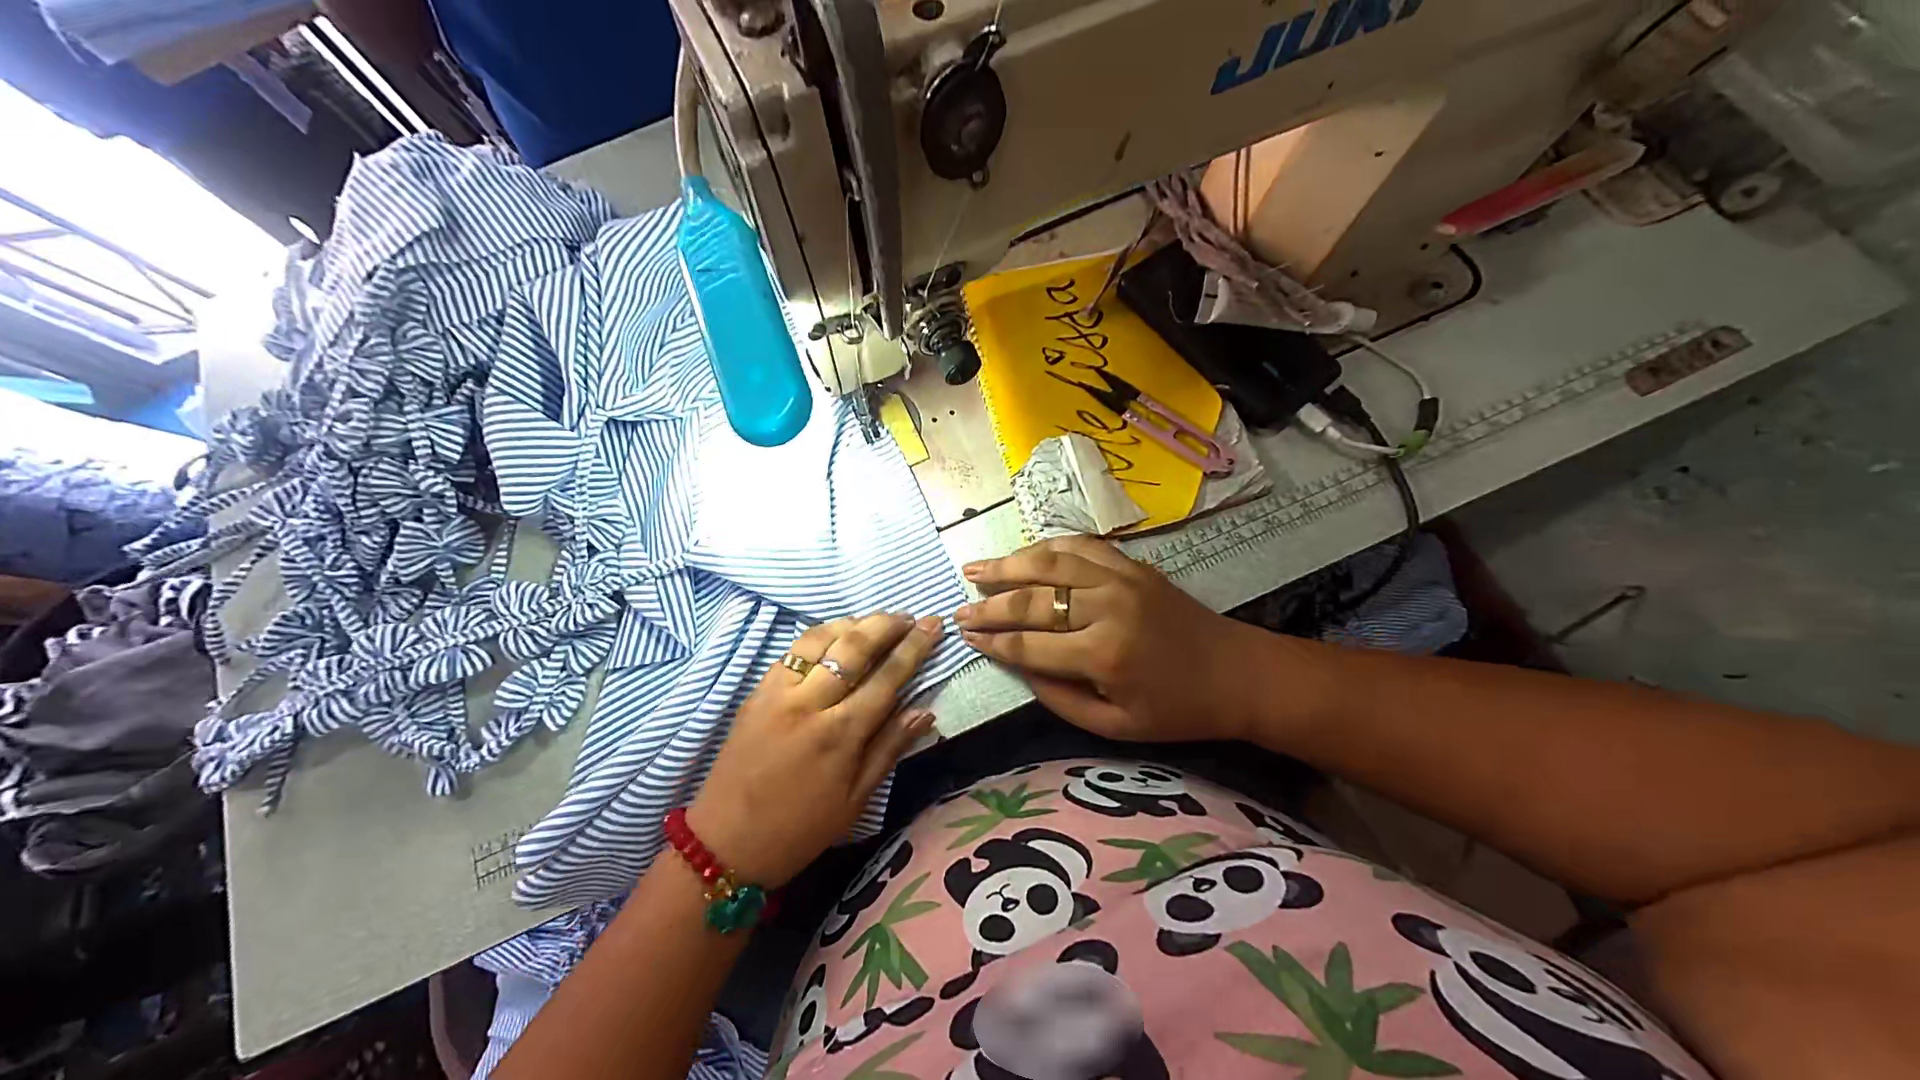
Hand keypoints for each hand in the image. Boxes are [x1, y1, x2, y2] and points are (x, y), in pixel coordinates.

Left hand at [687, 613, 942, 888]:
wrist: (725, 844)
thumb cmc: (800, 829)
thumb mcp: (856, 799)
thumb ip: (890, 748)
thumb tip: (926, 710)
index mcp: (840, 734)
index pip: (887, 677)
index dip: (914, 647)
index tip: (933, 624)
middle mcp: (810, 703)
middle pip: (854, 647)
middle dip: (886, 625)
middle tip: (909, 617)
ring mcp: (778, 693)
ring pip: (819, 639)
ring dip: (852, 623)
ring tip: (876, 621)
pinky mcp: (756, 692)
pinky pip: (792, 652)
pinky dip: (819, 636)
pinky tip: (834, 636)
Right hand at [954, 536, 1261, 742]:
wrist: (1237, 672)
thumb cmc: (1176, 709)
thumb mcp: (1115, 726)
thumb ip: (1059, 699)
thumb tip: (1017, 666)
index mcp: (1104, 656)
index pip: (1030, 644)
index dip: (992, 640)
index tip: (964, 634)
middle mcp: (1108, 608)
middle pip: (1034, 600)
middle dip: (990, 605)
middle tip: (960, 608)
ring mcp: (1121, 579)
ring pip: (1051, 562)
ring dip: (1009, 564)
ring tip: (975, 568)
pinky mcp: (1133, 565)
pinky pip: (1081, 546)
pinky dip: (1047, 546)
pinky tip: (1025, 554)